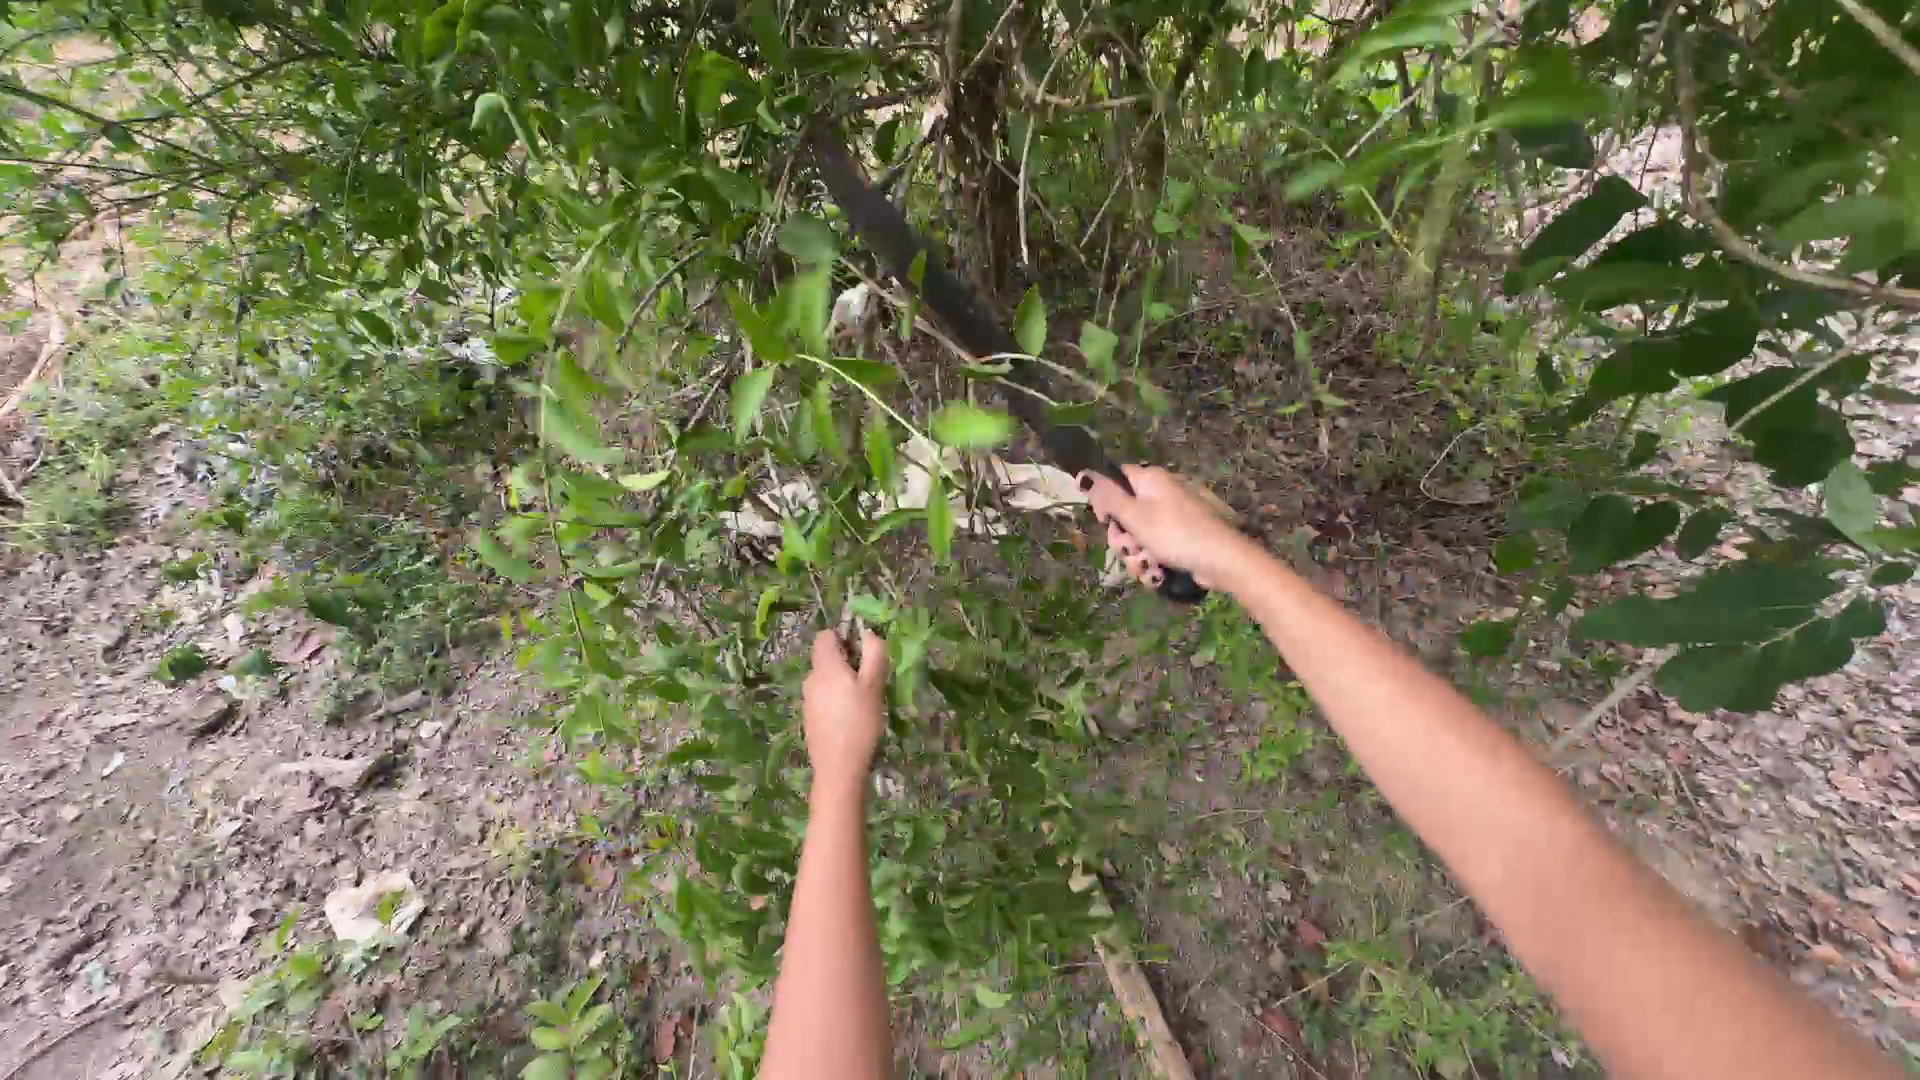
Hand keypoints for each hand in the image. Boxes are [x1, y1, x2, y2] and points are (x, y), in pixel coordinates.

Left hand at [801, 629, 889, 797]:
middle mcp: (811, 679)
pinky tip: (851, 720)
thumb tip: (869, 632)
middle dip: (848, 662)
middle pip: (826, 657)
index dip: (845, 638)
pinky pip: (823, 698)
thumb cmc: (860, 722)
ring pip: (826, 679)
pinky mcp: (809, 718)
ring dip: (843, 682)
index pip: (826, 635)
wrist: (838, 768)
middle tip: (869, 680)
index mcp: (824, 666)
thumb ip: (874, 653)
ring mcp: (807, 700)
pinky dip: (836, 700)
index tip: (863, 654)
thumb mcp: (874, 685)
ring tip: (863, 702)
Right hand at [1079, 466, 1248, 591]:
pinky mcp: (1178, 540)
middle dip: (1123, 539)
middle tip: (1132, 548)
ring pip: (1136, 538)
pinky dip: (1152, 564)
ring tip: (1149, 565)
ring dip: (1137, 557)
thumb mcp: (1134, 515)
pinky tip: (1159, 574)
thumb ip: (1106, 496)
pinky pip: (1153, 550)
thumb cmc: (1174, 533)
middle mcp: (1160, 495)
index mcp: (1149, 480)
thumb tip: (1082, 473)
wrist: (1220, 560)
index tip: (1107, 520)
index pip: (1115, 481)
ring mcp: (1170, 519)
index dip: (1105, 502)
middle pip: (1123, 515)